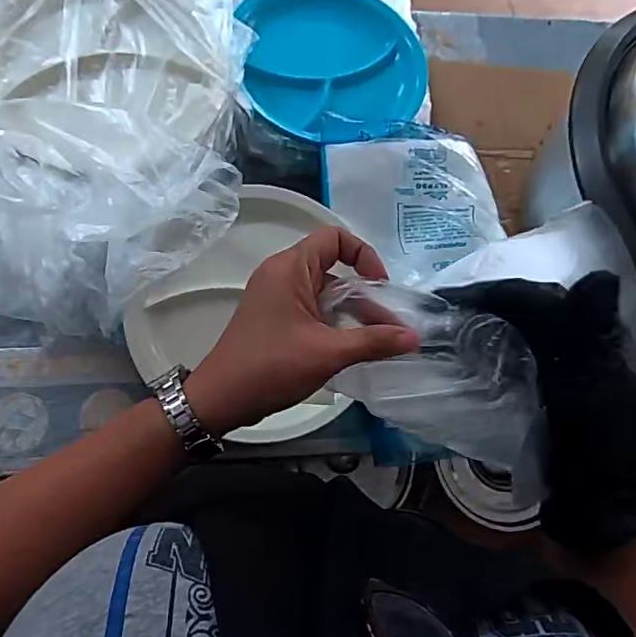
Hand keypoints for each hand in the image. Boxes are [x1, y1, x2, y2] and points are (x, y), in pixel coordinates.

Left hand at [185, 227, 420, 435]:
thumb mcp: (327, 353)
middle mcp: (280, 275)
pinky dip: (333, 323)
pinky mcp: (273, 319)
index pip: (334, 238)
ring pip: (324, 293)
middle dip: (365, 295)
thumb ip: (373, 342)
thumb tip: (414, 338)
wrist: (221, 398)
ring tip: (378, 342)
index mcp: (289, 268)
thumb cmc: (271, 367)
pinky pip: (311, 310)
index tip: (381, 287)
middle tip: (390, 326)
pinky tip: (352, 348)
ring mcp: (275, 298)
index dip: (364, 255)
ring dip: (352, 313)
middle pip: (333, 269)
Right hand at [439, 273, 635, 553]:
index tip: (446, 297)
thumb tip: (599, 276)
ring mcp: (551, 371)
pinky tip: (454, 360)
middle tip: (432, 313)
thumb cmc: (601, 444)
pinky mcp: (536, 395)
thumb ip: (591, 335)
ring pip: (509, 334)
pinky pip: (504, 363)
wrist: (599, 505)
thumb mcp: (598, 387)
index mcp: (588, 339)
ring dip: (474, 328)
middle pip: (518, 312)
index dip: (491, 293)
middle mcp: (569, 347)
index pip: (534, 298)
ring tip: (436, 331)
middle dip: (476, 307)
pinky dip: (478, 356)